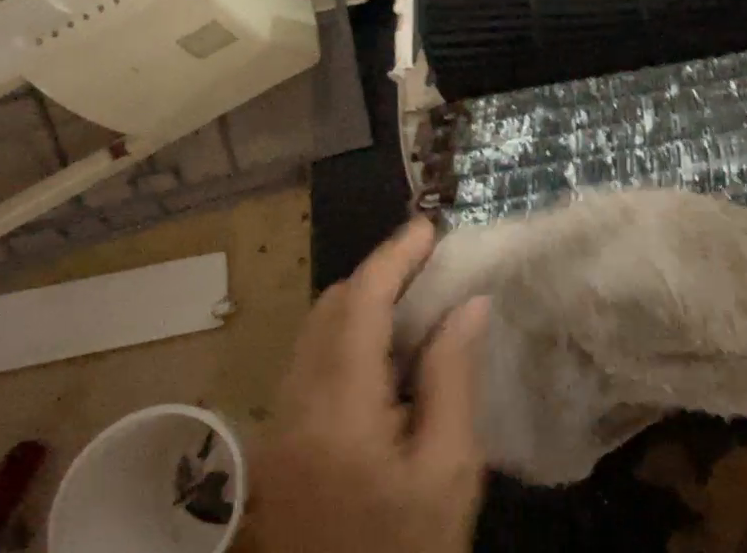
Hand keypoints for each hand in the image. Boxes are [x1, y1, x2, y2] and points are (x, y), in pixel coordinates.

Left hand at [250, 219, 489, 552]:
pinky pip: (309, 370)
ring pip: (311, 339)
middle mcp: (292, 413)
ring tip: (418, 297)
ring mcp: (278, 435)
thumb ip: (453, 378)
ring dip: (359, 305)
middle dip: (376, 275)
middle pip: (325, 314)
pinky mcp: (279, 455)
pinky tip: (388, 354)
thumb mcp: (449, 468)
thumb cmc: (408, 548)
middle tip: (433, 262)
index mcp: (338, 413)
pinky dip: (346, 340)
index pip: (358, 306)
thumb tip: (468, 304)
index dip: (394, 258)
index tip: (430, 226)